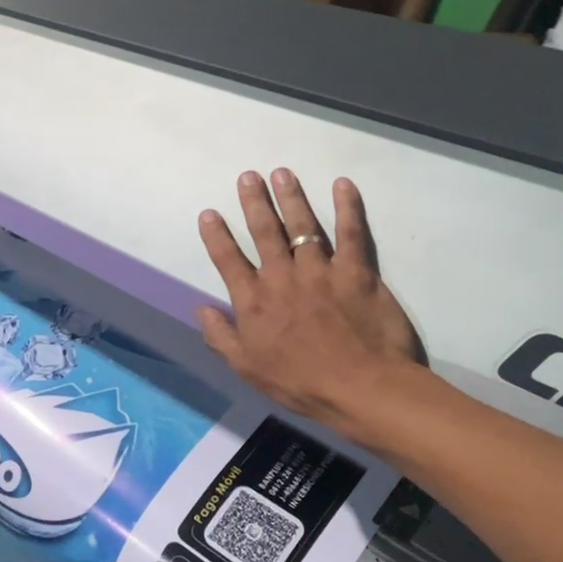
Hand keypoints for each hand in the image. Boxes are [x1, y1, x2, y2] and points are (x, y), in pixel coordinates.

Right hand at [196, 169, 422, 428]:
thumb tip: (201, 308)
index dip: (216, 235)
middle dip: (254, 202)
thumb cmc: (300, 383)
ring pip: (303, 226)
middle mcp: (282, 278)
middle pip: (264, 232)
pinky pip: (352, 233)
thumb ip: (220, 336)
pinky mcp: (357, 273)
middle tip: (248, 176)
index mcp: (253, 301)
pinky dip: (347, 207)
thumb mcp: (246, 368)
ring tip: (282, 173)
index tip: (209, 213)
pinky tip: (342, 185)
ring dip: (291, 197)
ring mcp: (321, 272)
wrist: (361, 388)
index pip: (228, 260)